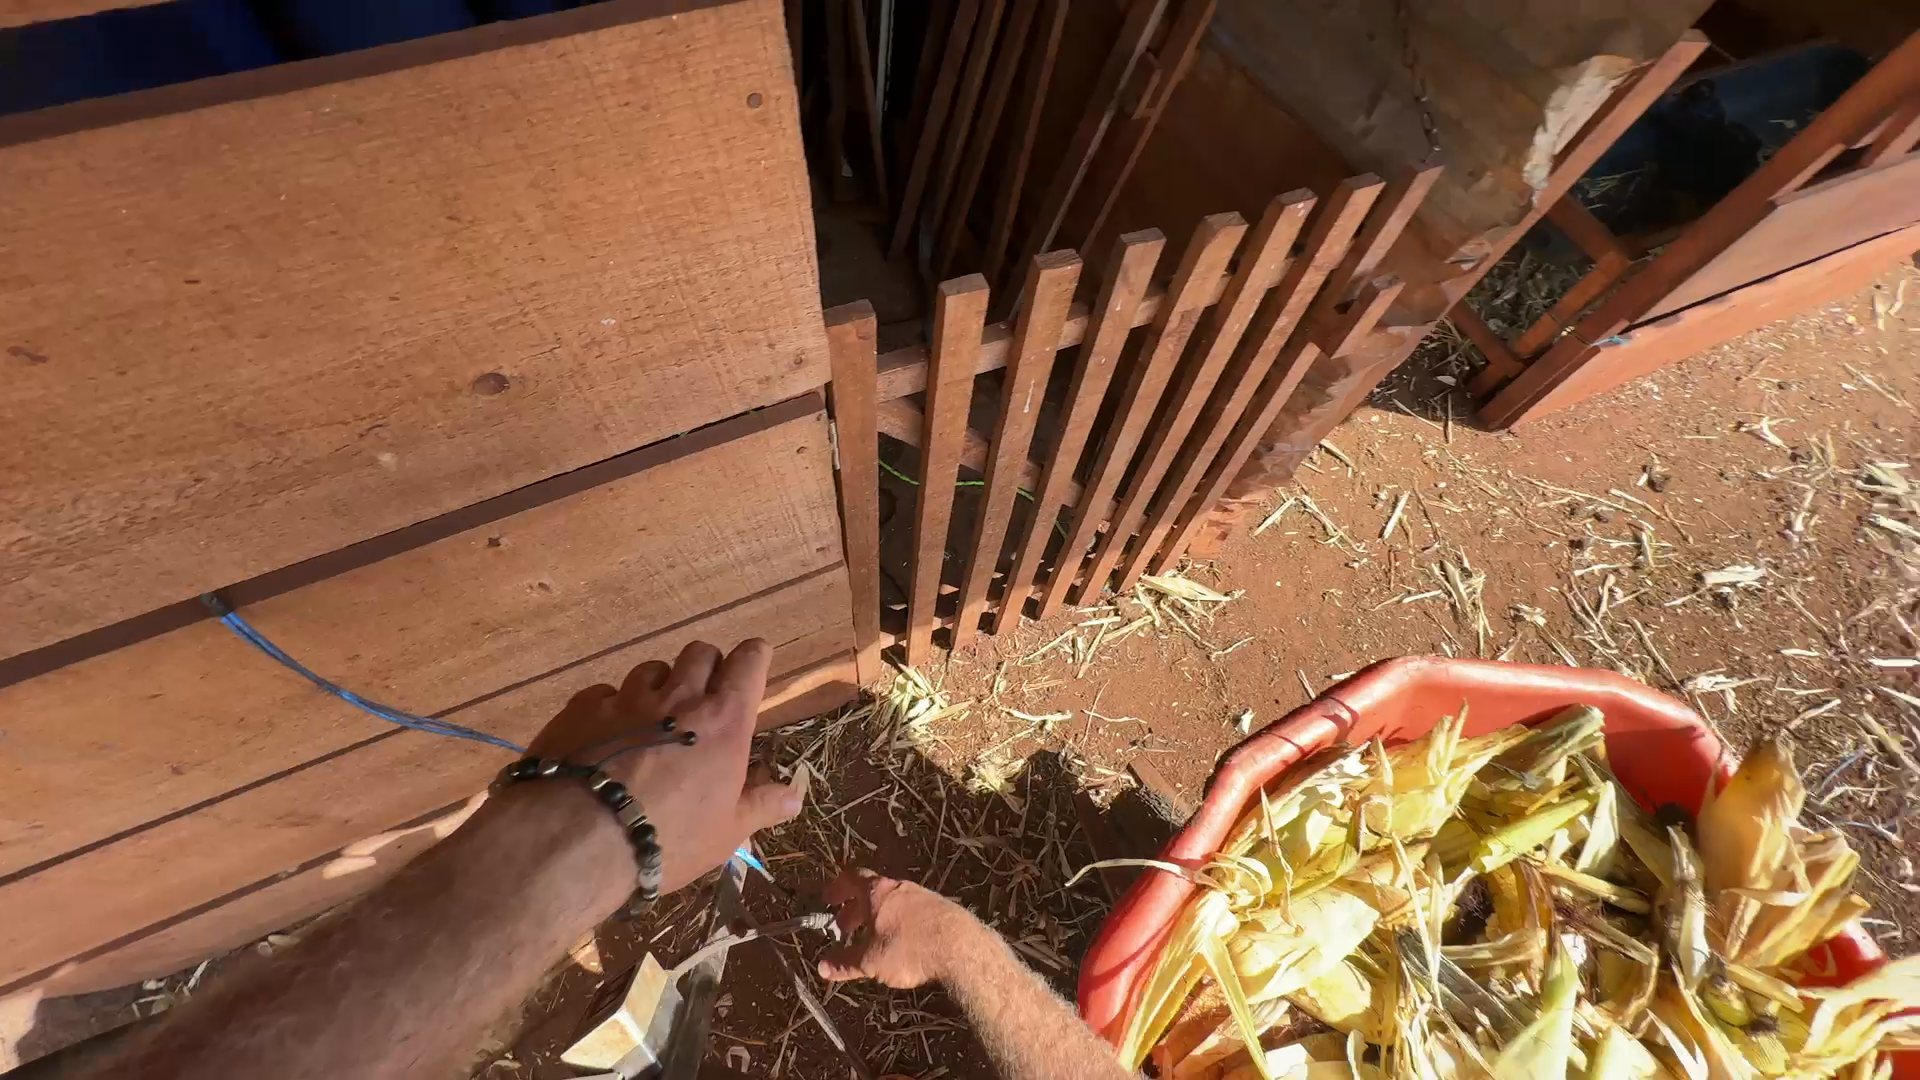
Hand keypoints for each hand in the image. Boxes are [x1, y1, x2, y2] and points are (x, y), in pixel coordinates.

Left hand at [525, 639, 801, 894]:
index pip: (749, 662)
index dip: (755, 656)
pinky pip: (603, 693)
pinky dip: (610, 708)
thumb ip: (763, 806)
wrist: (574, 842)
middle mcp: (679, 697)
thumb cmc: (668, 836)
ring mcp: (627, 699)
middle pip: (700, 652)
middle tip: (703, 695)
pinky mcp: (581, 710)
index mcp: (723, 720)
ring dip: (658, 685)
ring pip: (651, 668)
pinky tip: (603, 736)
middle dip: (706, 666)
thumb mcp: (727, 832)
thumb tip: (795, 796)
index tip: (754, 661)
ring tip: (652, 717)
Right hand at [817, 868, 977, 987]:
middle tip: (843, 927)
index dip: (837, 887)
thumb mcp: (870, 961)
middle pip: (869, 890)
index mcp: (877, 891)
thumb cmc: (908, 947)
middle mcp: (897, 886)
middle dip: (853, 908)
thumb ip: (845, 963)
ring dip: (873, 916)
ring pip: (888, 901)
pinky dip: (892, 920)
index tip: (827, 899)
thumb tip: (822, 966)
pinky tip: (895, 940)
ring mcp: (918, 894)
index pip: (852, 877)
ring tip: (867, 938)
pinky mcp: (934, 907)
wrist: (957, 945)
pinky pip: (905, 909)